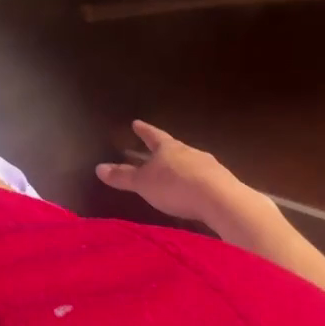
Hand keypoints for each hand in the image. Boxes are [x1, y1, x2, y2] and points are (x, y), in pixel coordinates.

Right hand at [95, 121, 259, 224]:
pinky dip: (199, 183)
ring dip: (185, 167)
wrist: (223, 202)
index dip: (144, 131)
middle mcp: (190, 153)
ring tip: (178, 174)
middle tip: (158, 151)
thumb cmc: (175, 186)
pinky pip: (207, 179)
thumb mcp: (142, 183)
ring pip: (193, 163)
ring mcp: (211, 168)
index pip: (153, 136)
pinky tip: (197, 192)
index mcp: (168, 148)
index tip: (137, 123)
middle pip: (175, 149)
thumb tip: (99, 167)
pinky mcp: (226, 184)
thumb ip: (122, 176)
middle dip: (166, 151)